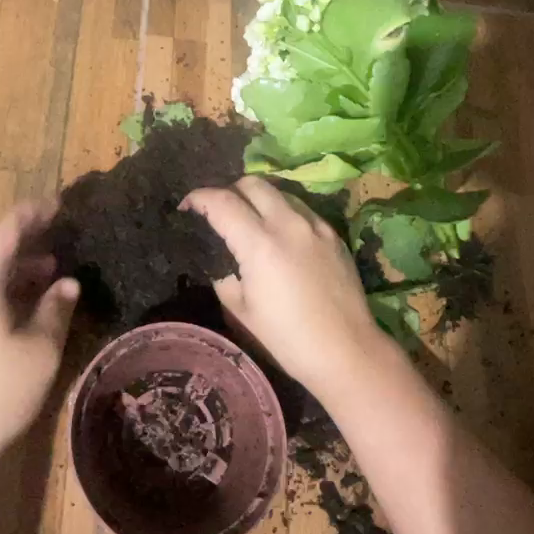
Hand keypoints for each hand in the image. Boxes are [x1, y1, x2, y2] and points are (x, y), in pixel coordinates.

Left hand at [0, 201, 79, 473]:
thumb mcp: (40, 349)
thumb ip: (55, 308)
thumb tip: (68, 282)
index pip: (4, 230)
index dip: (32, 214)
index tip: (60, 205)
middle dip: (21, 232)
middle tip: (55, 229)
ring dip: (13, 258)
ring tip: (51, 265)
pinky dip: (2, 278)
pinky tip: (29, 295)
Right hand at [181, 177, 388, 399]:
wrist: (346, 351)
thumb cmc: (287, 338)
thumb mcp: (241, 310)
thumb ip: (225, 275)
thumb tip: (224, 261)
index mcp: (260, 243)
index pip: (222, 201)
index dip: (198, 198)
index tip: (186, 207)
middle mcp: (288, 224)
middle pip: (252, 183)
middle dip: (229, 190)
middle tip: (219, 211)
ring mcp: (315, 226)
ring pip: (280, 192)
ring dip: (258, 199)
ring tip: (250, 220)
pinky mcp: (334, 234)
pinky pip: (302, 210)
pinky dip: (283, 213)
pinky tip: (281, 236)